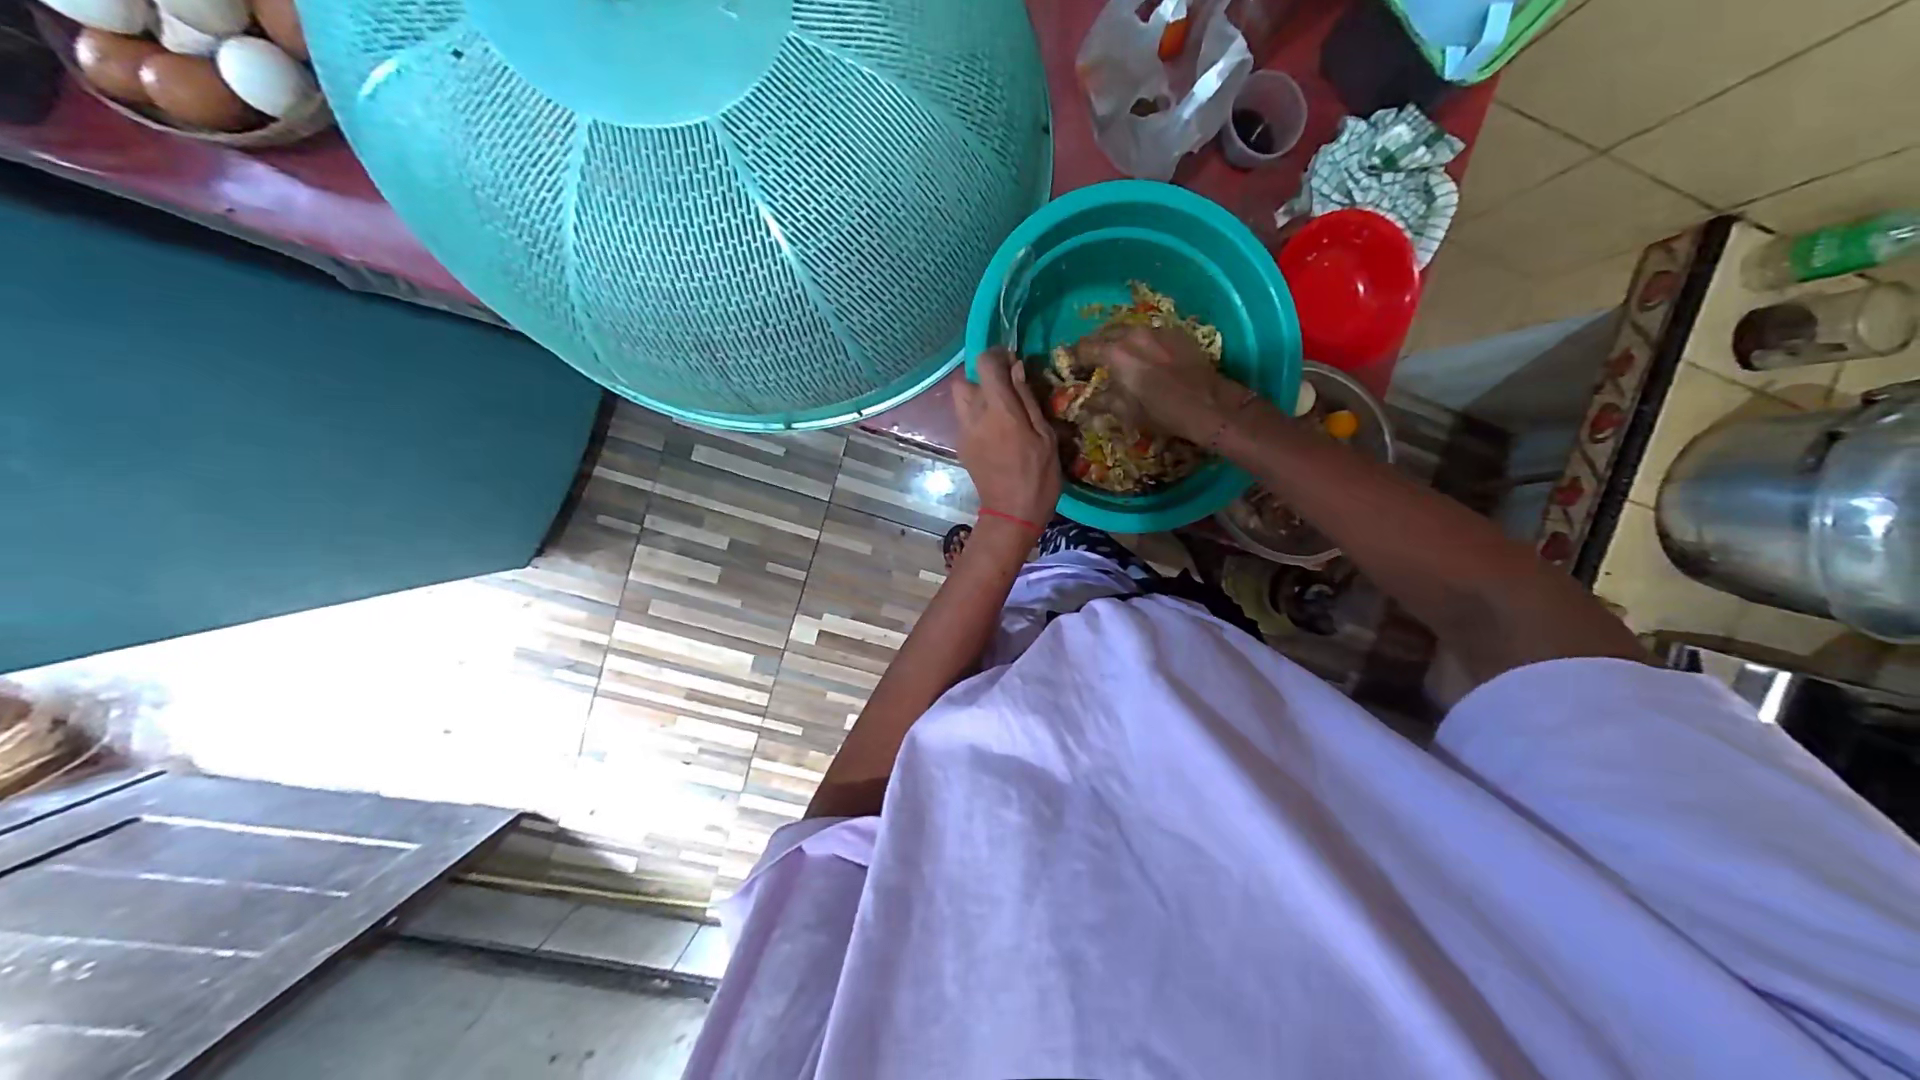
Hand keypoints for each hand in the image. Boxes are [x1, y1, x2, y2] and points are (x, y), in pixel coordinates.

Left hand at [953, 349, 1061, 525]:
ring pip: (961, 399)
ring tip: (1000, 410)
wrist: (1011, 514)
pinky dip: (976, 416)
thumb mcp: (1045, 436)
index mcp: (999, 410)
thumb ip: (1027, 399)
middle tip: (1005, 388)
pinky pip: (964, 419)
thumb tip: (1016, 368)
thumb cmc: (1038, 476)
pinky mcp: (961, 446)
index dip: (997, 355)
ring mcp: (963, 432)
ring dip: (977, 396)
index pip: (985, 363)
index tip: (1012, 361)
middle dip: (983, 377)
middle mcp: (974, 416)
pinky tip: (995, 432)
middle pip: (965, 379)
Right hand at [1078, 325, 1249, 443]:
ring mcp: (1156, 330)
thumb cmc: (1162, 412)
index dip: (1074, 359)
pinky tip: (1145, 358)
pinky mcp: (1175, 332)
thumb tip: (1084, 401)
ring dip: (1117, 343)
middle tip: (1093, 364)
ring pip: (1127, 330)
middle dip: (1094, 347)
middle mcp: (1133, 334)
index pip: (1083, 348)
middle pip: (1103, 334)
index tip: (1072, 369)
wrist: (1209, 404)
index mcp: (1115, 353)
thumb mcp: (1124, 412)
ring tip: (1118, 359)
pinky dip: (1140, 343)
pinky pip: (1148, 333)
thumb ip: (1100, 401)